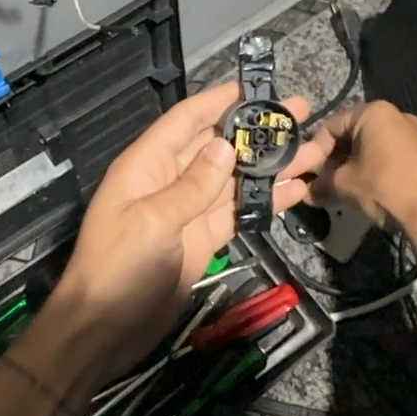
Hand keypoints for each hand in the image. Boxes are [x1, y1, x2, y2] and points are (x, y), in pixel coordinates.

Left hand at [52, 82, 325, 377]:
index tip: (255, 86)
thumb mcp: (152, 222)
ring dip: (269, 166)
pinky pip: (235, 213)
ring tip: (313, 151)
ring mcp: (186, 211)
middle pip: (217, 146)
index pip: (186, 120)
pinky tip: (294, 190)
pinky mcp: (200, 240)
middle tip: (301, 113)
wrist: (103, 329)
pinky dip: (263, 202)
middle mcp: (168, 180)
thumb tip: (224, 146)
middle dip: (256, 130)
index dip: (218, 100)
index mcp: (147, 165)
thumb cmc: (118, 268)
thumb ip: (192, 185)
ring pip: (233, 180)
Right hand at [304, 100, 416, 233]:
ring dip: (359, 165)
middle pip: (355, 134)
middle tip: (328, 182)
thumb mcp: (346, 185)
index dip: (315, 150)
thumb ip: (322, 184)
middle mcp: (399, 115)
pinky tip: (378, 192)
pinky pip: (398, 157)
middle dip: (338, 158)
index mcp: (374, 113)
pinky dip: (382, 170)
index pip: (331, 125)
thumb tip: (307, 192)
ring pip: (377, 146)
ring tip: (351, 190)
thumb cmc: (387, 188)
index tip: (310, 173)